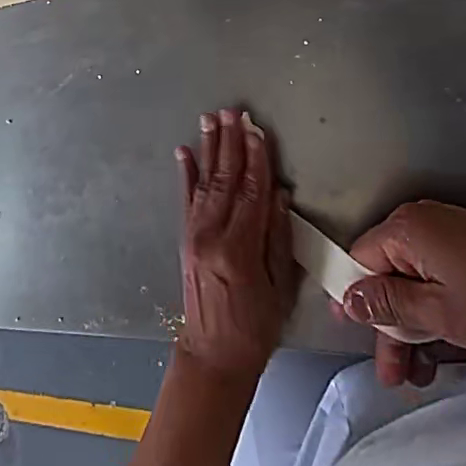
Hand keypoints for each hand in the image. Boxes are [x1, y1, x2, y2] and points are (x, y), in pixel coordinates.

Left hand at [174, 109, 297, 381]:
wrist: (213, 354)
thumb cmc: (255, 326)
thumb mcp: (281, 287)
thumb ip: (280, 239)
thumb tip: (280, 196)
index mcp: (240, 248)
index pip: (252, 192)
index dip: (258, 159)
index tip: (259, 131)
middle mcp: (212, 235)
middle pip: (226, 179)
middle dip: (231, 142)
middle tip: (233, 112)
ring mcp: (194, 235)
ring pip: (205, 182)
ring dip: (209, 148)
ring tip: (211, 119)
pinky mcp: (185, 238)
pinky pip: (186, 199)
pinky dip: (186, 173)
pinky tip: (185, 152)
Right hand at [339, 201, 465, 386]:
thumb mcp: (439, 314)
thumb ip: (388, 305)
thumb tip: (354, 298)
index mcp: (409, 227)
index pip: (358, 259)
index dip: (354, 300)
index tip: (355, 330)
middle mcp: (428, 221)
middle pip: (385, 271)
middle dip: (388, 322)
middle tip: (393, 364)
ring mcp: (453, 234)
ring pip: (414, 280)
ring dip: (413, 325)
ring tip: (421, 367)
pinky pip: (439, 278)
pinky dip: (437, 311)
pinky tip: (444, 345)